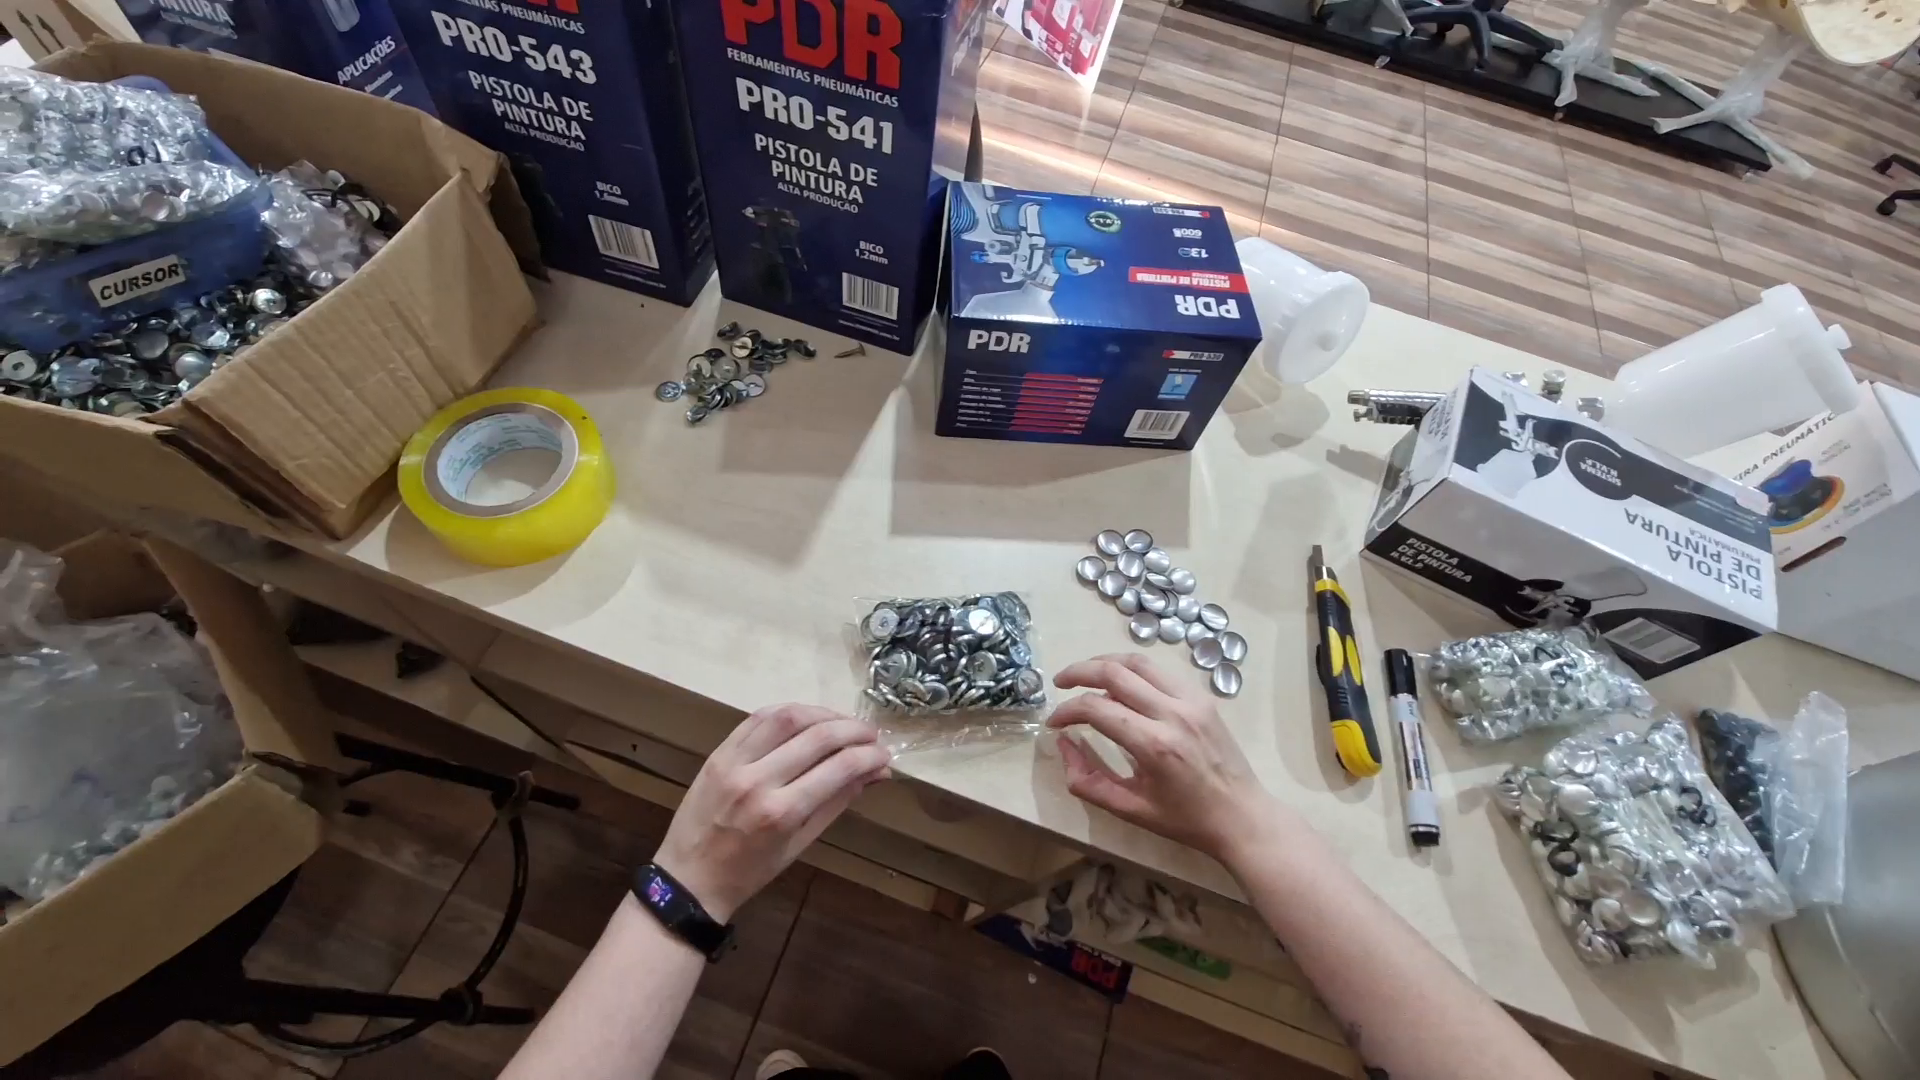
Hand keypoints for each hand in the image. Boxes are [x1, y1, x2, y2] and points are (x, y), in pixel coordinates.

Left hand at [655, 704, 890, 921]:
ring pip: (788, 717)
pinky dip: (789, 711)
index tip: (885, 755)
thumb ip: (839, 801)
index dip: (869, 756)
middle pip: (818, 736)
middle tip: (872, 734)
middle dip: (854, 730)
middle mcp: (758, 781)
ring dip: (823, 713)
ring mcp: (735, 762)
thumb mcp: (801, 843)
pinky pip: (758, 717)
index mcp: (781, 813)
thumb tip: (877, 772)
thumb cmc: (751, 871)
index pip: (839, 767)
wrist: (688, 880)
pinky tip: (807, 717)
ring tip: (843, 721)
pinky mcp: (719, 752)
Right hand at [1048, 654, 1279, 867]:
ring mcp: (1192, 700)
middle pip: (1114, 672)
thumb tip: (1064, 744)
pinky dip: (1133, 670)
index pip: (1096, 708)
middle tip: (1060, 683)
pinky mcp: (1203, 697)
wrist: (1243, 817)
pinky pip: (1160, 671)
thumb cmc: (1186, 820)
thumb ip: (1087, 781)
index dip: (1067, 711)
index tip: (1054, 723)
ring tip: (1085, 674)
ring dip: (1105, 662)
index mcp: (1154, 745)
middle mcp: (1172, 713)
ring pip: (1138, 662)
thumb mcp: (1130, 809)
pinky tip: (1121, 683)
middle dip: (1078, 672)